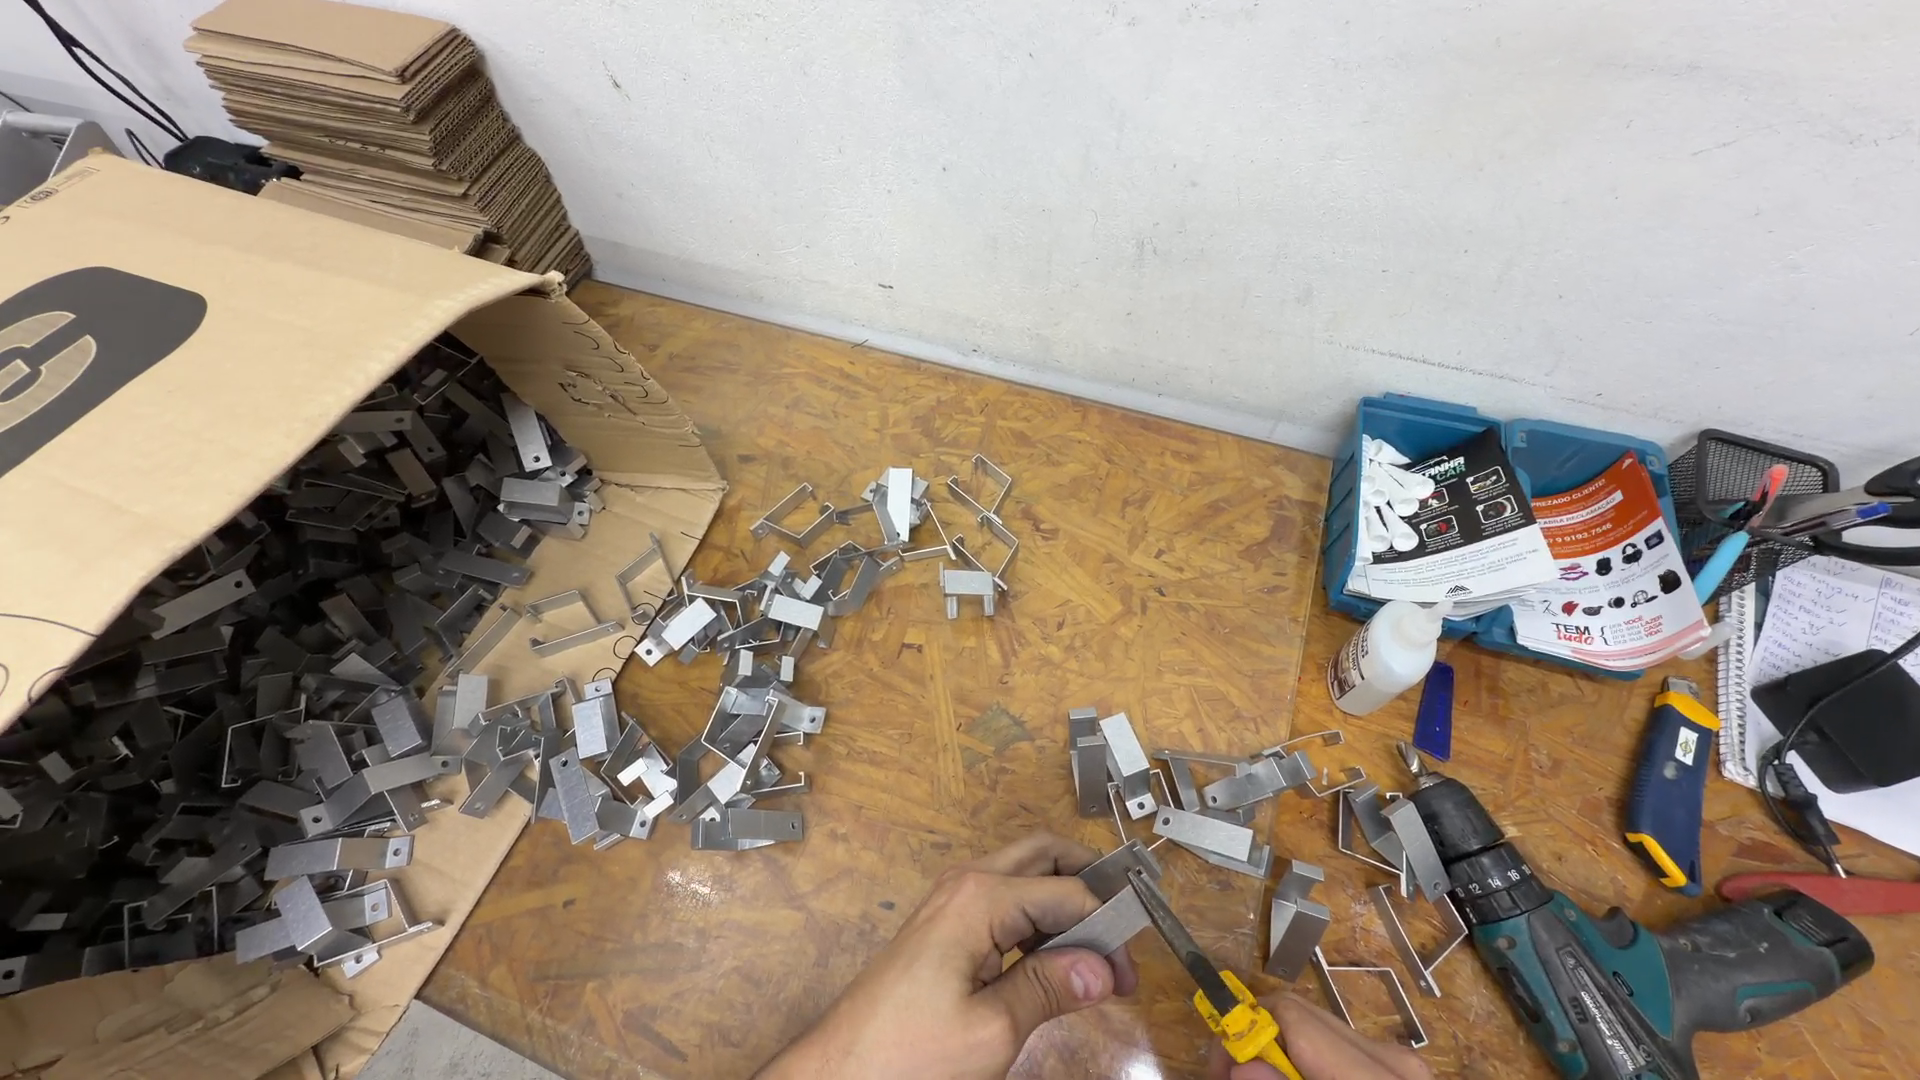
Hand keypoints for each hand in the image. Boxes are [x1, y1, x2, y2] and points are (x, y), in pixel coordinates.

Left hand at [757, 832, 1136, 1079]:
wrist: (841, 1071)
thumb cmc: (910, 1052)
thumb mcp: (991, 1030)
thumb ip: (1049, 989)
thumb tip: (1104, 967)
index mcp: (981, 897)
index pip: (1066, 892)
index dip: (1106, 927)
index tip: (1132, 973)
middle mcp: (968, 882)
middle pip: (1045, 855)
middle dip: (1089, 882)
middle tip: (1123, 932)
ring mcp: (955, 900)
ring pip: (1026, 876)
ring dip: (1066, 902)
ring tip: (1099, 954)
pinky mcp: (948, 925)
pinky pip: (1006, 904)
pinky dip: (1039, 920)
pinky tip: (1057, 961)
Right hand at [1208, 994, 1429, 1079]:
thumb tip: (1240, 1066)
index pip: (1292, 1017)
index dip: (1244, 1034)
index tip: (1218, 1072)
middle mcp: (1394, 1063)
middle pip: (1300, 1017)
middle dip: (1258, 1044)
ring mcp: (1403, 1067)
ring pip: (1317, 1032)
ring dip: (1282, 1057)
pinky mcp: (1404, 1075)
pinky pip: (1340, 1052)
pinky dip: (1310, 1067)